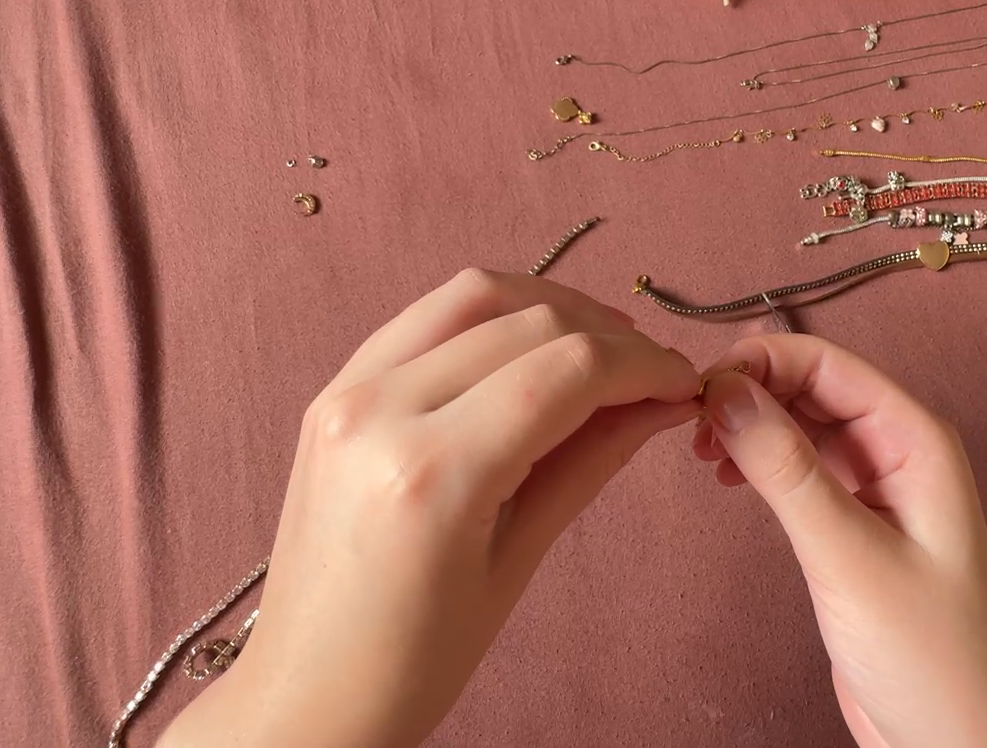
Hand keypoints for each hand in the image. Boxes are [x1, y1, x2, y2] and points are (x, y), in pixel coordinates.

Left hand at [158, 269, 701, 747]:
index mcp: (432, 473)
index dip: (642, 364)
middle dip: (611, 337)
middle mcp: (382, 408)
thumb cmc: (418, 656)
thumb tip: (668, 399)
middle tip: (654, 371)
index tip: (684, 381)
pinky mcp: (337, 382)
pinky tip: (533, 341)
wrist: (302, 693)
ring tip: (602, 342)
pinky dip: (498, 312)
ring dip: (556, 305)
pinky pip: (433, 314)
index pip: (566, 373)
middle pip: (531, 323)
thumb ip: (597, 458)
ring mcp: (348, 386)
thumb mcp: (521, 559)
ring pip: (479, 294)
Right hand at [694, 335, 986, 747]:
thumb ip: (786, 468)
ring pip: (798, 421)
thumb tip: (724, 390)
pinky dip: (758, 458)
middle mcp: (894, 445)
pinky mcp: (848, 515)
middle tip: (695, 425)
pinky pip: (796, 461)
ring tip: (705, 453)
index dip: (761, 363)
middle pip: (809, 385)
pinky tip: (728, 474)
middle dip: (749, 391)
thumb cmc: (925, 656)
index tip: (703, 390)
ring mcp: (871, 480)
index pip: (827, 364)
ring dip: (748, 423)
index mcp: (914, 436)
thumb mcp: (848, 556)